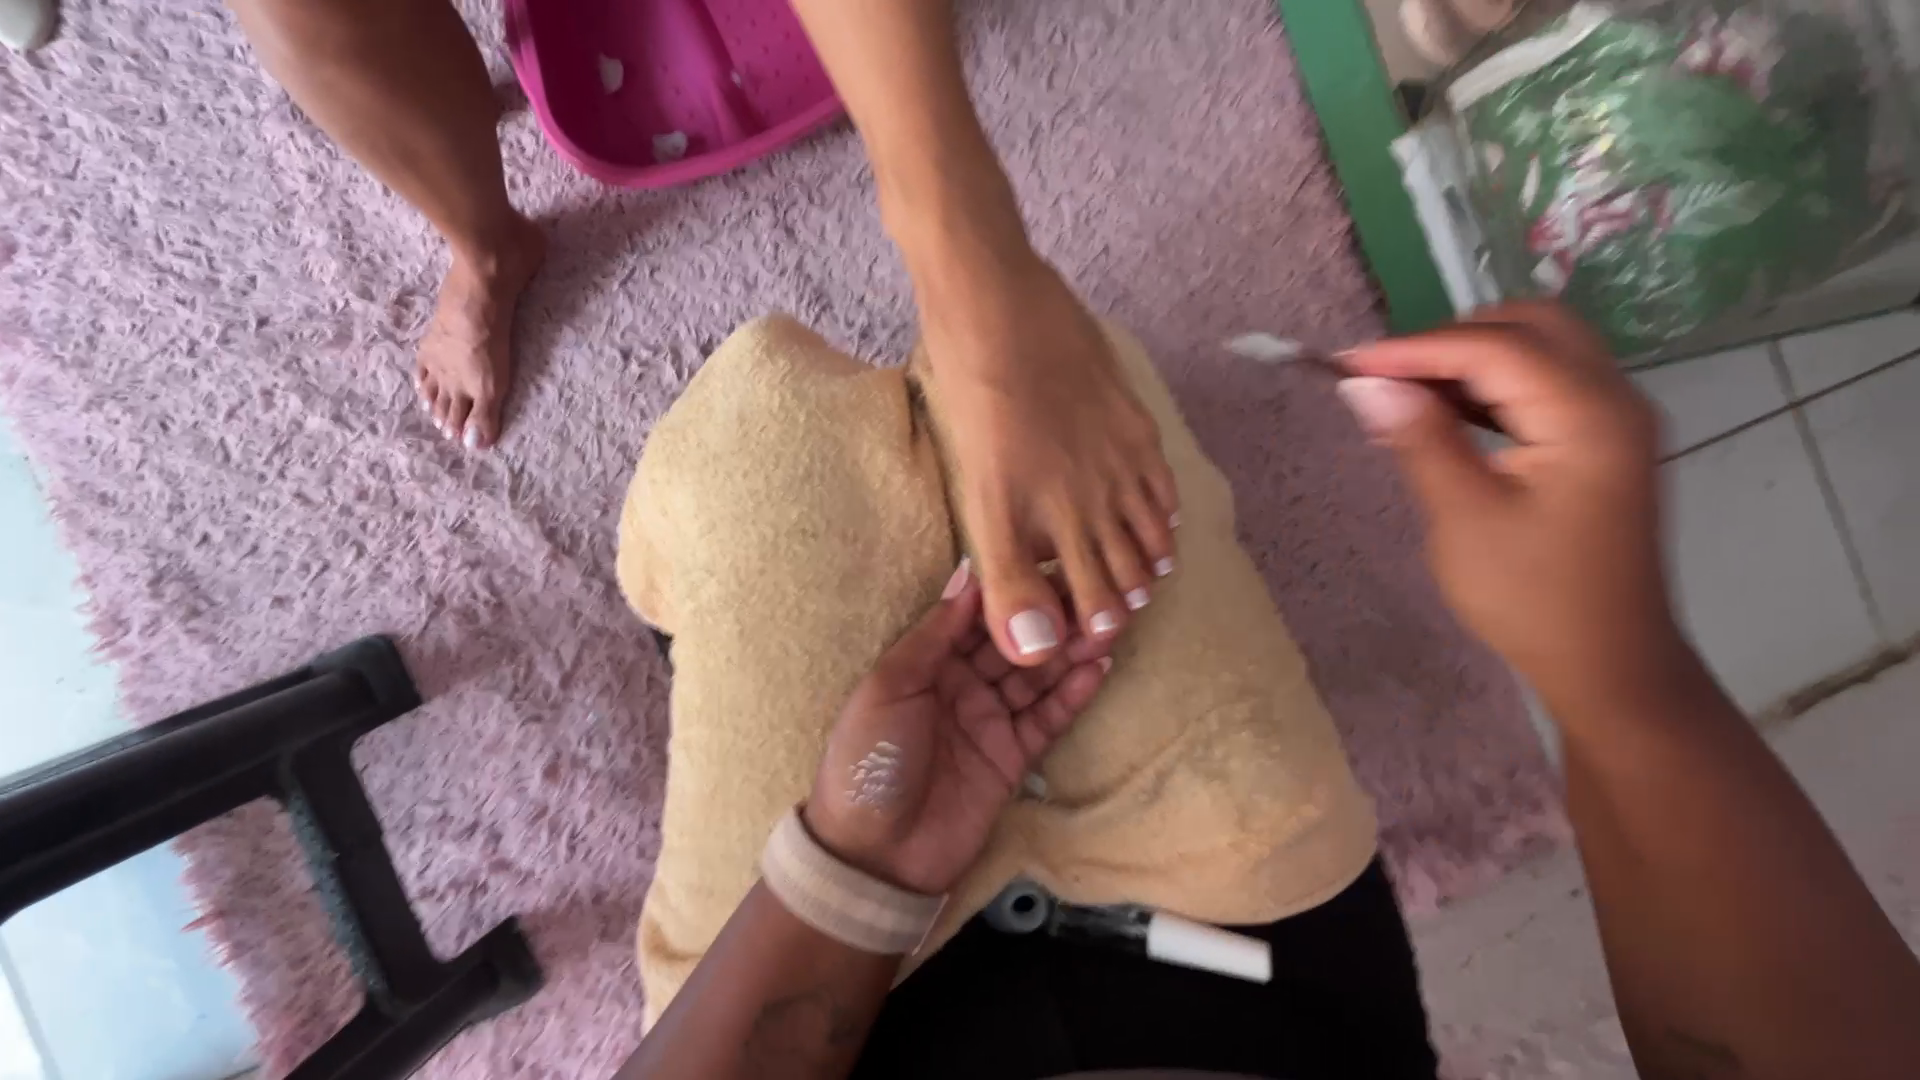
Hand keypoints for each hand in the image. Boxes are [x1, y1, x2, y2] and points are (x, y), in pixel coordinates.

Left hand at [803, 561, 1111, 895]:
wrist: (875, 856)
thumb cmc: (870, 759)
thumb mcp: (889, 686)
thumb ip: (933, 634)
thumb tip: (968, 575)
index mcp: (927, 663)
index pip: (977, 618)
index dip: (1011, 593)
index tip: (1049, 563)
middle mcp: (962, 684)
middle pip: (1013, 643)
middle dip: (1050, 619)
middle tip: (1091, 593)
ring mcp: (990, 720)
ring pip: (1037, 677)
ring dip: (1069, 651)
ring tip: (1106, 624)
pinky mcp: (1013, 757)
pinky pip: (1047, 718)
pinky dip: (1073, 695)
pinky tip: (1098, 669)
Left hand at [923, 257, 1179, 666]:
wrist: (1000, 306)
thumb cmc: (974, 401)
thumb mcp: (978, 498)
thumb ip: (1008, 574)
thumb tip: (1036, 646)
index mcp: (1059, 520)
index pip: (1090, 593)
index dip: (1093, 623)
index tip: (1096, 642)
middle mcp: (1101, 497)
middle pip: (1124, 565)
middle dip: (1123, 600)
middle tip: (1124, 620)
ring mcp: (1122, 457)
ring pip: (1147, 529)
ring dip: (1147, 562)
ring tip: (1148, 582)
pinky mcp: (1132, 420)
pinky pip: (1161, 481)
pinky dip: (1164, 511)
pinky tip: (1164, 519)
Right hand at [1335, 302, 1683, 711]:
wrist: (1605, 661)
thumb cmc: (1530, 596)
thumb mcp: (1463, 517)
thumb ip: (1419, 439)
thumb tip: (1366, 384)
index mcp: (1588, 415)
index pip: (1495, 348)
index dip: (1415, 348)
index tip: (1347, 366)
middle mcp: (1613, 399)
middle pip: (1530, 326)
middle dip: (1448, 339)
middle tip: (1383, 377)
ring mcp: (1611, 418)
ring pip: (1538, 349)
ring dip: (1467, 358)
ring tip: (1403, 393)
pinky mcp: (1597, 441)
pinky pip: (1540, 384)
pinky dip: (1487, 385)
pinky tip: (1443, 413)